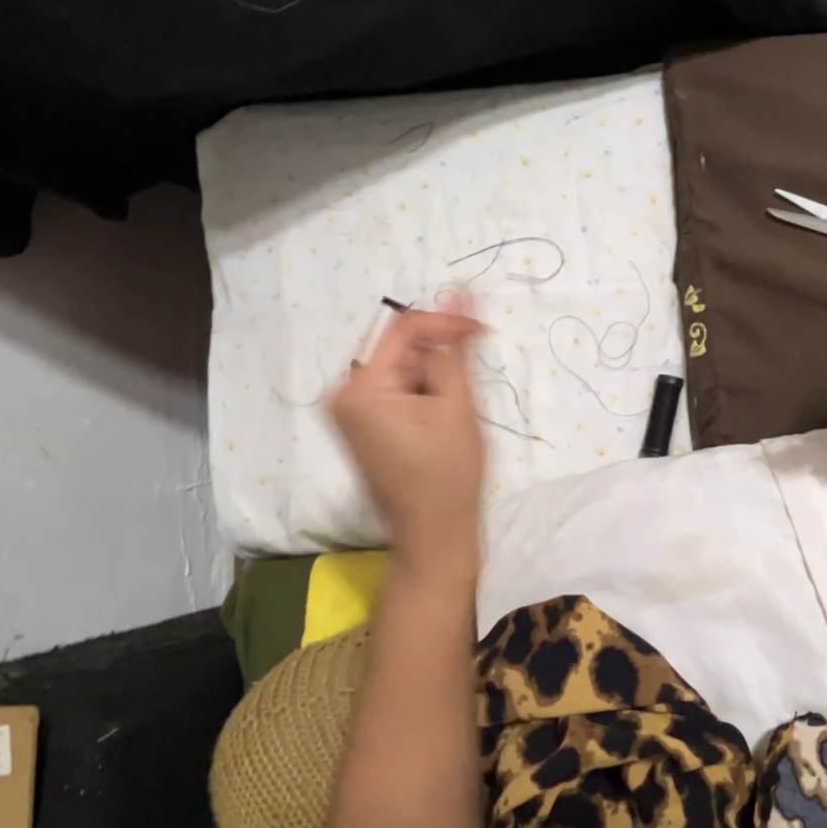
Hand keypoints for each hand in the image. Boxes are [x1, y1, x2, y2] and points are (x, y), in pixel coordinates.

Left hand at [328, 295, 485, 552]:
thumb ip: (454, 348)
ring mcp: (349, 412)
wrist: (434, 533)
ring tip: (455, 410)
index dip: (445, 322)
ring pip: (401, 369)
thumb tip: (459, 295)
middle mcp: (344, 395)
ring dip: (433, 377)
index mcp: (360, 388)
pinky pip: (394, 390)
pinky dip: (422, 393)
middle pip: (399, 349)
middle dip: (438, 358)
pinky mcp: (361, 425)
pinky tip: (440, 419)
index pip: (404, 328)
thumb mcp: (457, 404)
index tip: (482, 331)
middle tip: (469, 384)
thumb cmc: (449, 474)